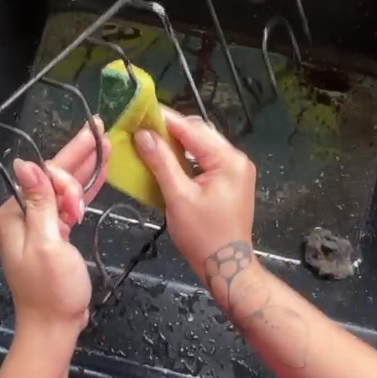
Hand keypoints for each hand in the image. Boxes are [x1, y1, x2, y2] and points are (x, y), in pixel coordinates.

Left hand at [0, 121, 105, 337]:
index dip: (66, 179)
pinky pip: (69, 205)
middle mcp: (22, 215)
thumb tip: (25, 163)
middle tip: (101, 129)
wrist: (54, 327)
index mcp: (14, 214)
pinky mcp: (54, 235)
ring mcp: (38, 225)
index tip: (78, 209)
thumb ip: (40, 202)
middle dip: (78, 157)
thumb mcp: (48, 243)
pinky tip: (99, 175)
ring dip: (84, 172)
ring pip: (63, 189)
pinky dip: (84, 191)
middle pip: (53, 177)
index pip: (42, 177)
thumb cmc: (52, 290)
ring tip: (106, 145)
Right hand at [132, 109, 257, 289]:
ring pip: (202, 146)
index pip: (192, 129)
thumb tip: (143, 134)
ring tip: (149, 140)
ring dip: (176, 143)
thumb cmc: (202, 235)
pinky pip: (205, 160)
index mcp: (228, 160)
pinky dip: (186, 157)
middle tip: (140, 126)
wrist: (226, 267)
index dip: (164, 119)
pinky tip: (166, 159)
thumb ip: (161, 162)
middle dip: (170, 129)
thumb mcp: (178, 197)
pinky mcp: (230, 181)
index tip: (140, 110)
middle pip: (199, 133)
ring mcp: (235, 170)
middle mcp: (236, 159)